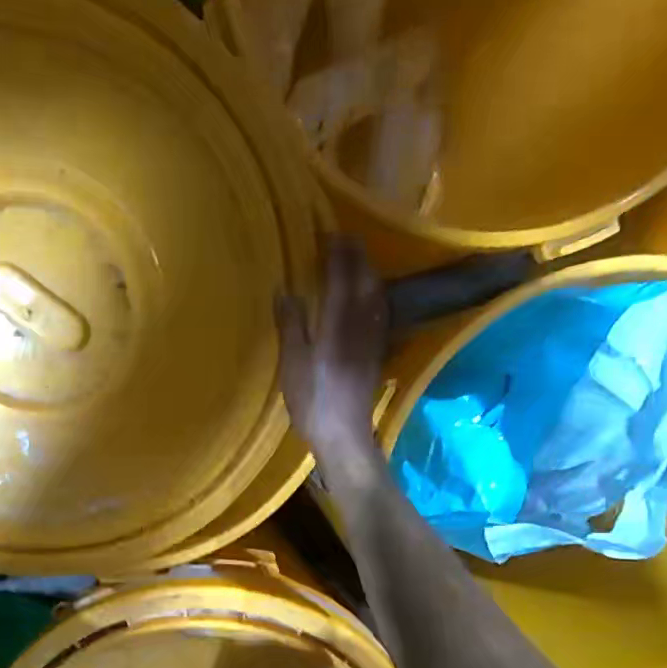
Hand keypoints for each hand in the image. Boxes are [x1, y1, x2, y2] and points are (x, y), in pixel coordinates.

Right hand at [277, 236, 389, 460]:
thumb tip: (286, 290)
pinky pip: (380, 311)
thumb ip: (291, 324)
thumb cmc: (312, 400)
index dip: (337, 252)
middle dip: (357, 256)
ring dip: (368, 272)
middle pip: (366, 279)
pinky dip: (373, 294)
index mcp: (338, 322)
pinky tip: (367, 296)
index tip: (328, 234)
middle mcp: (361, 323)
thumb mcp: (293, 363)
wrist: (344, 433)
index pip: (342, 276)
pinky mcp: (377, 352)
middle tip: (344, 240)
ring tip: (355, 261)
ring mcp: (373, 337)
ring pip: (377, 293)